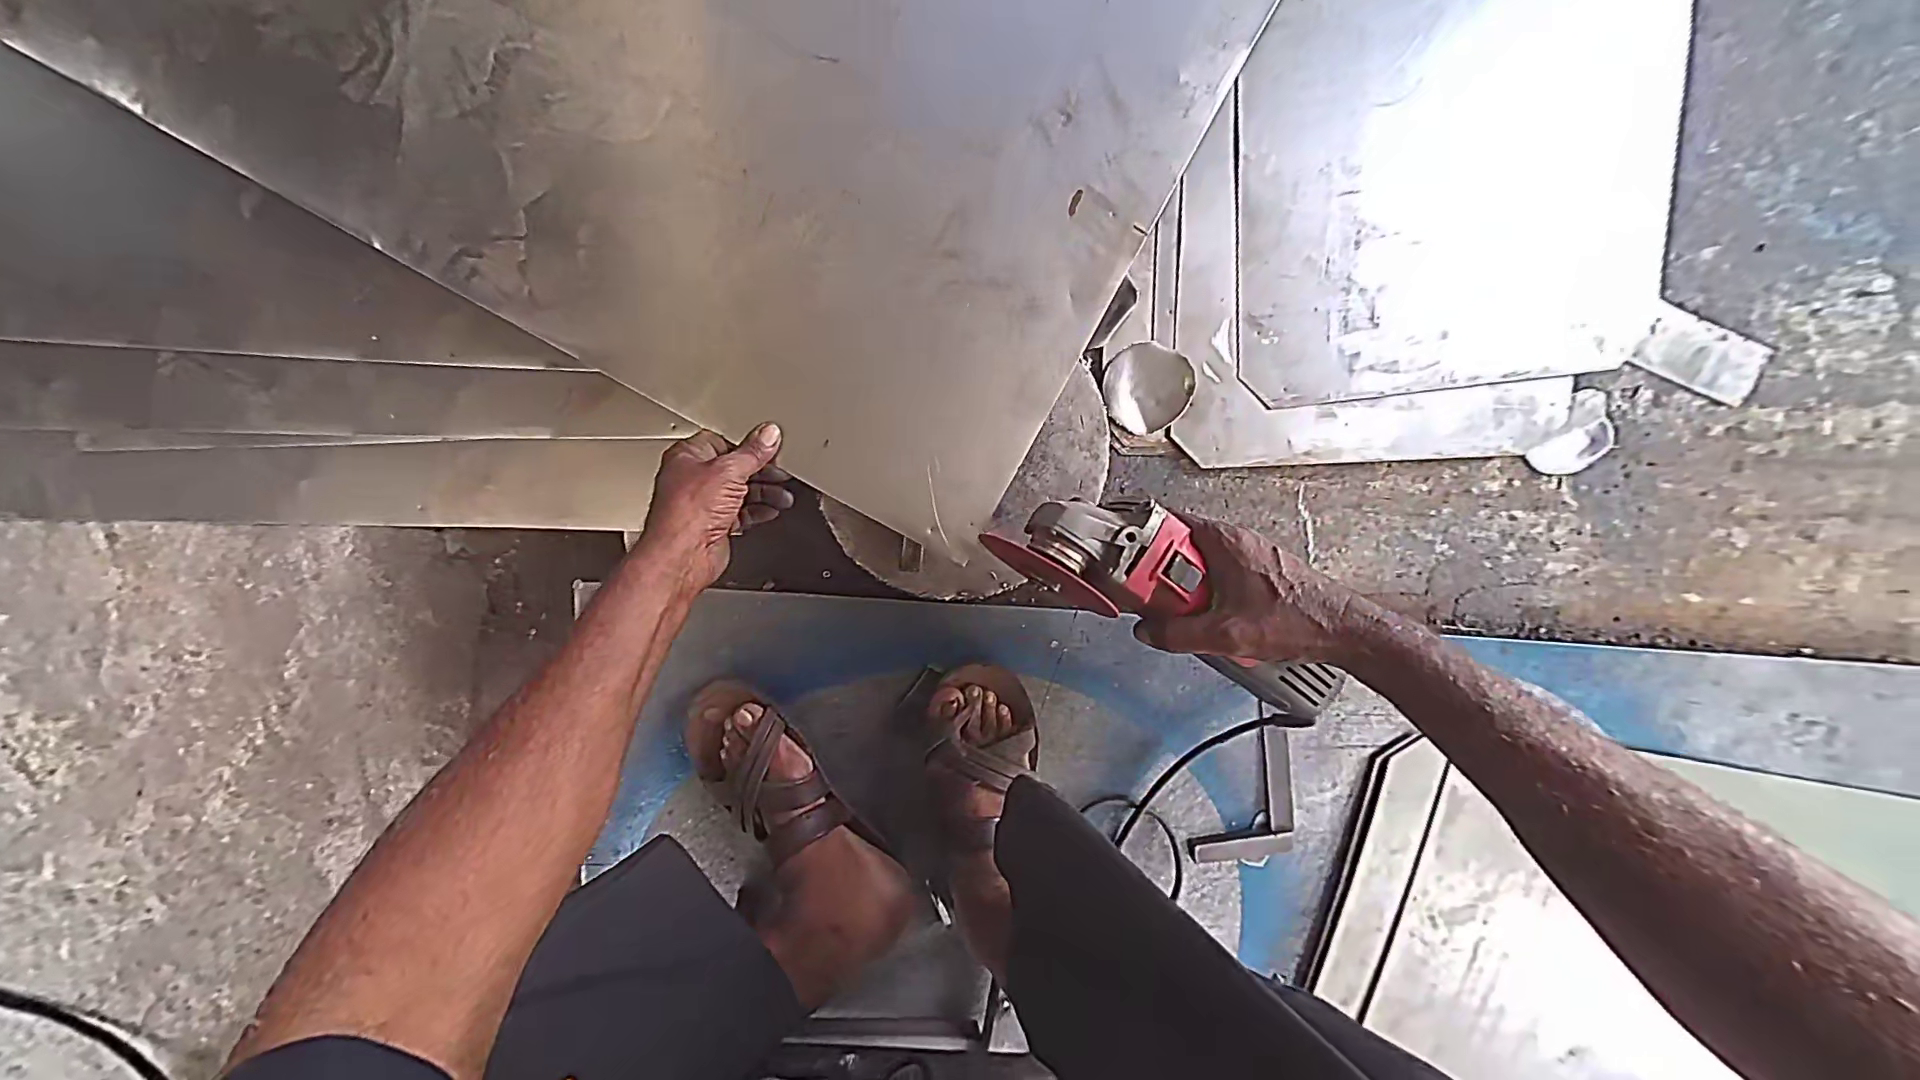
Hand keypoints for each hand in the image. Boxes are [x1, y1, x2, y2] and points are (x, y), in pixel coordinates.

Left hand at [636, 423, 794, 594]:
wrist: (683, 555)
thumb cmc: (687, 514)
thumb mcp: (729, 471)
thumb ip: (752, 453)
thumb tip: (768, 435)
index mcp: (687, 457)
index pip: (723, 441)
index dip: (748, 445)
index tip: (769, 448)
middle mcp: (693, 479)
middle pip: (735, 468)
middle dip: (760, 472)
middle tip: (780, 473)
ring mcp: (704, 504)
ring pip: (740, 492)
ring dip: (763, 493)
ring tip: (782, 495)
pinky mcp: (714, 525)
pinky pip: (741, 513)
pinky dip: (757, 511)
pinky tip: (770, 510)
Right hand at [1133, 515, 1368, 664]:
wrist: (1342, 630)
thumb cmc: (1299, 619)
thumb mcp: (1224, 634)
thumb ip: (1177, 634)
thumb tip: (1149, 631)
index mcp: (1223, 540)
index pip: (1164, 522)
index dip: (1140, 543)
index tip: (1130, 566)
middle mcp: (1233, 540)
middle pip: (1176, 546)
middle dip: (1162, 575)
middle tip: (1160, 599)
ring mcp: (1245, 554)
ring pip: (1195, 563)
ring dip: (1185, 588)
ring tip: (1190, 613)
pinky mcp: (1253, 572)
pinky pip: (1215, 576)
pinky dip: (1206, 594)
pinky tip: (1214, 618)